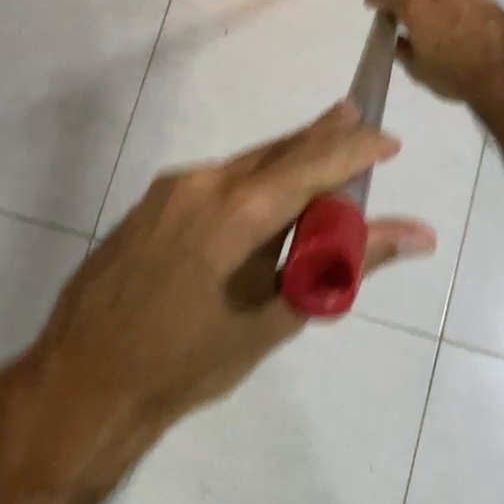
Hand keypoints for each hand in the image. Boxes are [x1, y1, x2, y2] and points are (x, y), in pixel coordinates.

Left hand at [36, 102, 435, 421]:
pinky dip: (248, 183)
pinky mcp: (148, 206)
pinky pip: (211, 182)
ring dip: (285, 162)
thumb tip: (417, 235)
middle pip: (276, 151)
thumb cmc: (188, 362)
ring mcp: (167, 191)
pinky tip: (263, 202)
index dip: (355, 148)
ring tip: (321, 160)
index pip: (312, 162)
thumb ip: (346, 264)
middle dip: (322, 139)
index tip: (391, 142)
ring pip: (242, 165)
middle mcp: (200, 183)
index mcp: (237, 210)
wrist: (87, 380)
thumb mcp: (276, 317)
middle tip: (360, 122)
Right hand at [366, 0, 503, 103]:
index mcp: (418, 6)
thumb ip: (404, 50)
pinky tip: (462, 31)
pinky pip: (465, 3)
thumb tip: (399, 40)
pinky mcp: (491, 1)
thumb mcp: (419, 70)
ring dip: (437, 9)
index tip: (372, 4)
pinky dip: (458, 13)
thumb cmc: (455, 75)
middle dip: (410, 6)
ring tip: (438, 28)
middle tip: (408, 21)